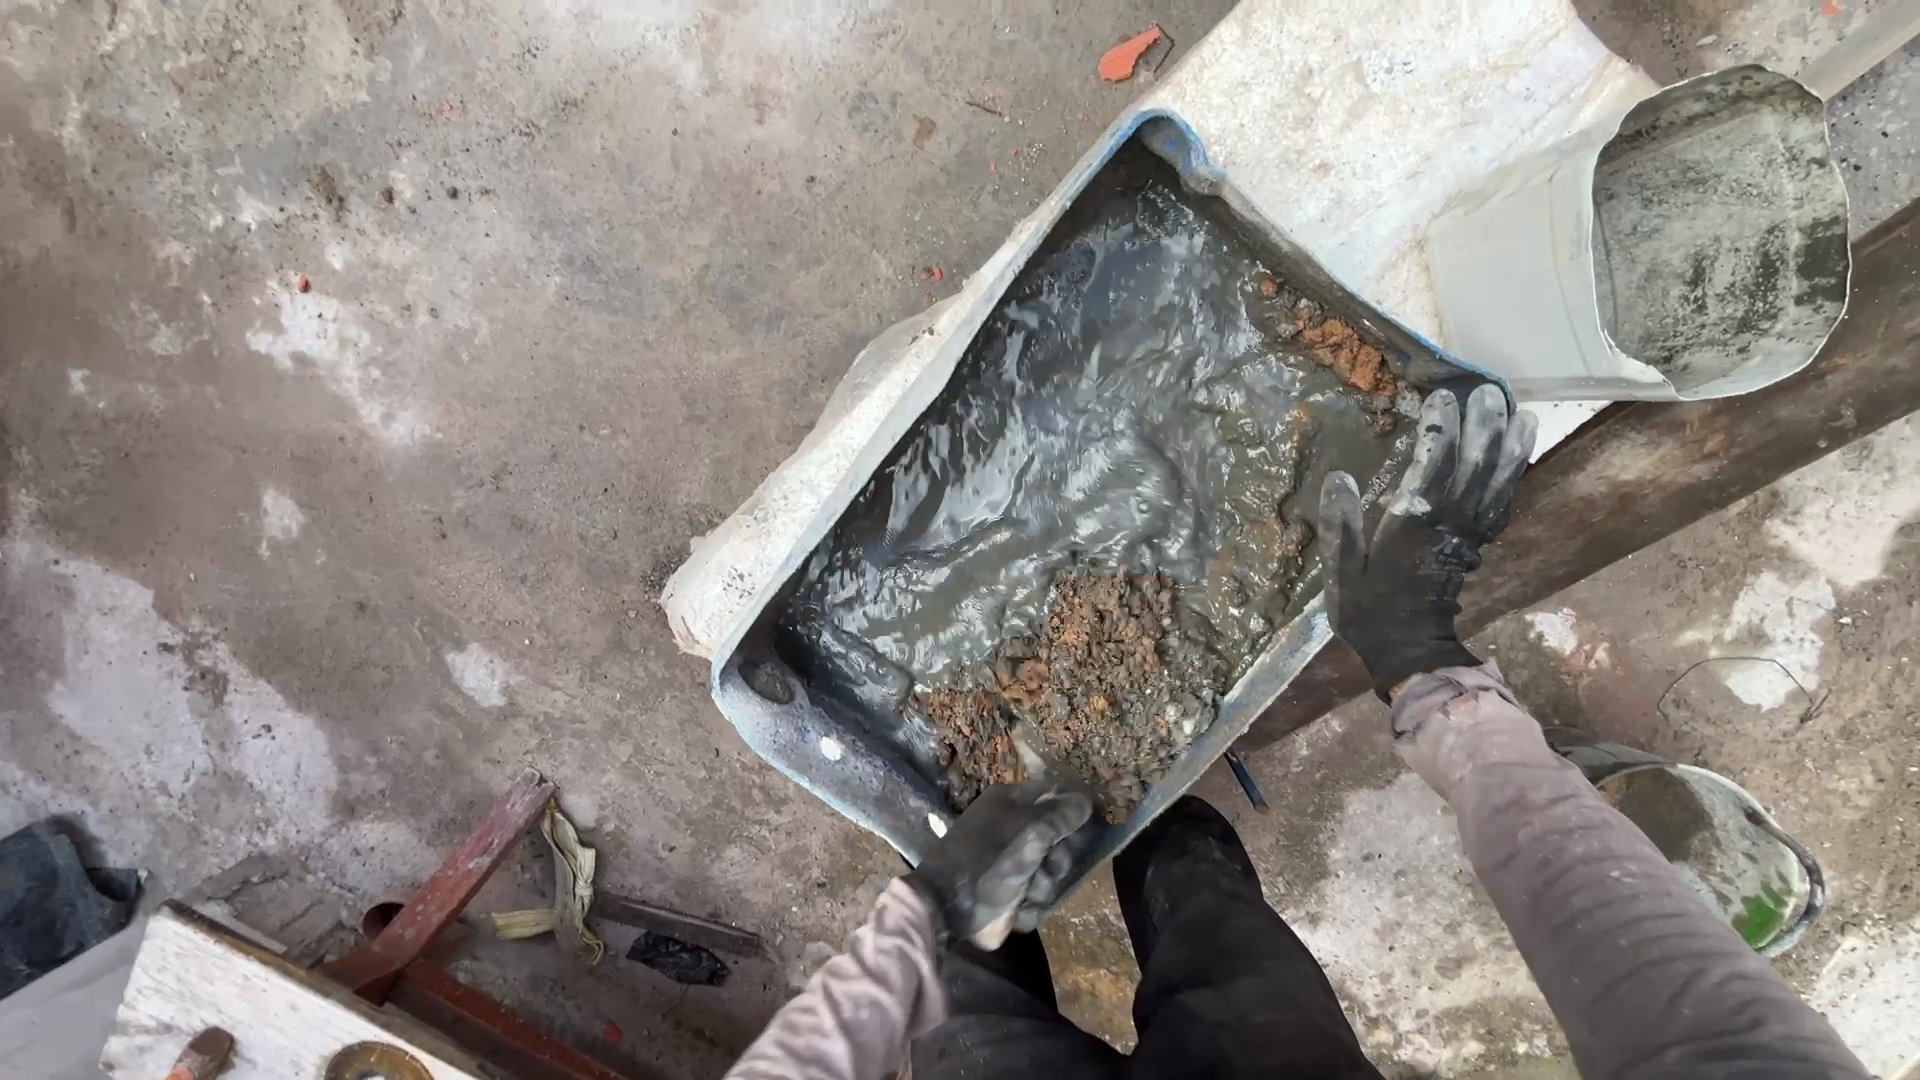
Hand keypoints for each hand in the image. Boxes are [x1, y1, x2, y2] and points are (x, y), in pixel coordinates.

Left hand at [905, 780, 1094, 949]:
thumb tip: (1086, 801)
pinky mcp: (1009, 895)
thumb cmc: (989, 858)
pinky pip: (1036, 898)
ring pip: (1049, 873)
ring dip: (1042, 885)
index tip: (1090, 823)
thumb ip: (1061, 817)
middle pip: (1056, 839)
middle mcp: (1012, 829)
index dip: (1072, 808)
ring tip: (1027, 890)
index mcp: (1010, 803)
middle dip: (1056, 858)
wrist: (949, 906)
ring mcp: (1010, 864)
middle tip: (1050, 865)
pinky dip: (1029, 906)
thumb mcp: (1030, 831)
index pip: (1052, 795)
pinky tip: (1016, 908)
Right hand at [1318, 384, 1535, 698]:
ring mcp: (1470, 531)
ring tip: (1521, 410)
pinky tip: (1520, 451)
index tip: (1440, 399)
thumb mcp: (1340, 568)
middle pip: (1475, 464)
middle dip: (1483, 425)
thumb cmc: (1367, 607)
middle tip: (1488, 390)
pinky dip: (1515, 471)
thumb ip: (1342, 522)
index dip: (1439, 430)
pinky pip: (1503, 499)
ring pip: (1499, 479)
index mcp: (1413, 524)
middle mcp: (1449, 521)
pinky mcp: (1478, 541)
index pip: (1432, 465)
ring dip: (1511, 443)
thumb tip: (1340, 477)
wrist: (1409, 645)